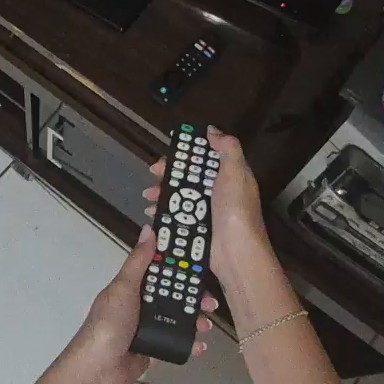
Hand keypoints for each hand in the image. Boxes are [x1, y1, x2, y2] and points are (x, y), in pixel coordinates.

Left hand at [63, 226, 216, 383]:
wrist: (97, 370)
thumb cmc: (109, 324)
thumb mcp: (123, 288)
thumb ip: (138, 261)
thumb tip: (148, 229)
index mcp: (132, 287)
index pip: (159, 271)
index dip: (179, 267)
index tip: (201, 265)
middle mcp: (140, 305)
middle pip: (172, 296)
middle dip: (193, 298)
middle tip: (211, 302)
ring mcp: (147, 328)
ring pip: (177, 319)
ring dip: (195, 321)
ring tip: (207, 326)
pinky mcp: (153, 350)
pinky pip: (175, 343)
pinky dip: (189, 343)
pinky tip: (201, 346)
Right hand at [140, 127, 271, 285]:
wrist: (236, 252)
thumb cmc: (236, 210)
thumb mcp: (236, 173)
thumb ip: (227, 149)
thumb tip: (212, 131)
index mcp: (230, 176)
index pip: (206, 157)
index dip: (188, 152)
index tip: (172, 151)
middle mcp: (217, 192)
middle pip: (189, 176)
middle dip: (169, 173)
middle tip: (153, 172)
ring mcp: (206, 211)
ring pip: (179, 195)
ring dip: (161, 192)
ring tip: (148, 195)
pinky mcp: (196, 228)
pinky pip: (175, 215)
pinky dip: (162, 211)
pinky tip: (151, 212)